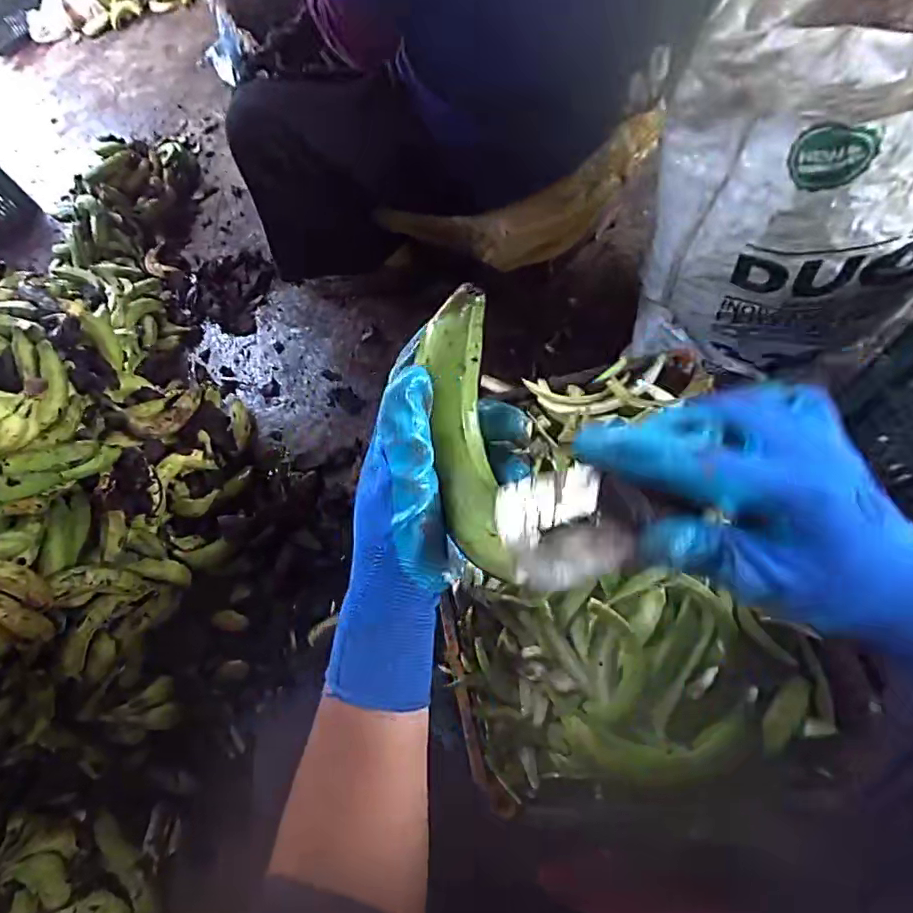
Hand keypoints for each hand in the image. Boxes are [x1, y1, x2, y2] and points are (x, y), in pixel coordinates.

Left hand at [327, 346, 526, 712]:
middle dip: (486, 412)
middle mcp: (419, 448)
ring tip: (519, 458)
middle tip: (516, 425)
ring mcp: (442, 471)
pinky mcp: (462, 493)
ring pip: (478, 439)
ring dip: (502, 442)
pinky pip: (490, 468)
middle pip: (454, 411)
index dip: (427, 350)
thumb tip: (414, 379)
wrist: (403, 592)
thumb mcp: (398, 488)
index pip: (408, 384)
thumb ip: (406, 437)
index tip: (453, 320)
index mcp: (396, 441)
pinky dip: (507, 469)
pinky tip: (516, 482)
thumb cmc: (393, 541)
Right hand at [574, 383, 912, 749]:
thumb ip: (703, 552)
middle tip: (621, 477)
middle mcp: (799, 437)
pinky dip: (708, 424)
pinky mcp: (806, 409)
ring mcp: (805, 415)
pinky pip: (736, 403)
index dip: (634, 452)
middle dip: (650, 446)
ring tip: (665, 473)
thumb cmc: (828, 587)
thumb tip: (641, 535)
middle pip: (696, 425)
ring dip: (677, 435)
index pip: (695, 462)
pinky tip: (709, 450)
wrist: (896, 573)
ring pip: (711, 407)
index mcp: (790, 486)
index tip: (584, 442)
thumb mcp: (763, 582)